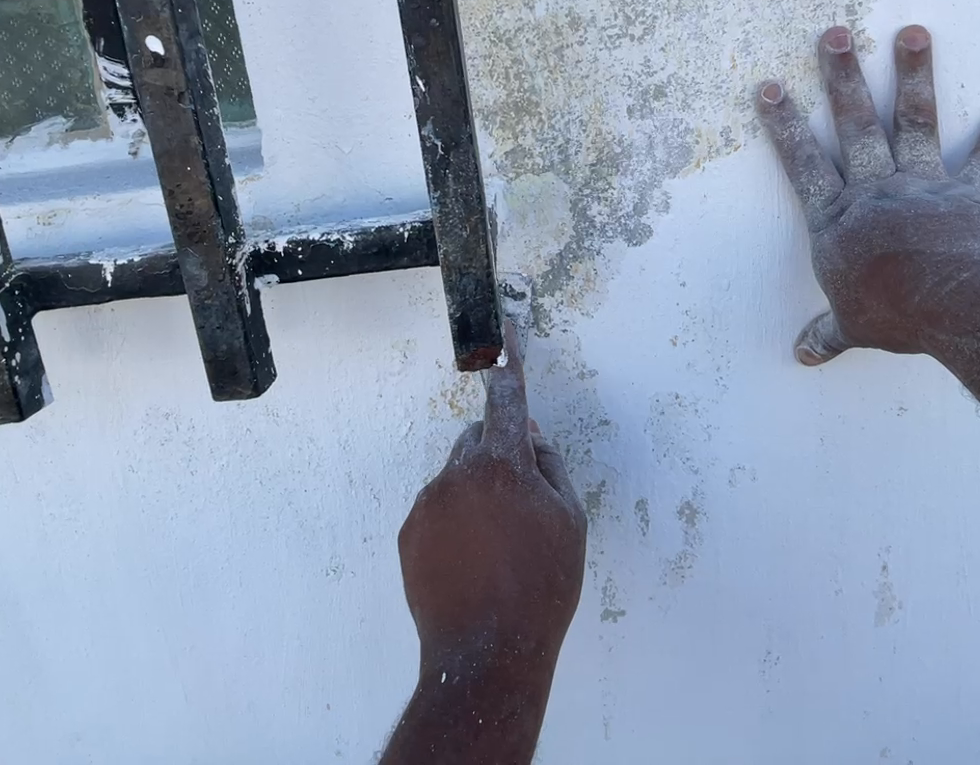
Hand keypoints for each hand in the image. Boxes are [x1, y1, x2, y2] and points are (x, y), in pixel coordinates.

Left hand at [396, 321, 586, 692]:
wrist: (488, 654)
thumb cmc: (543, 585)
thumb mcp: (570, 521)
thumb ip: (549, 467)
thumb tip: (528, 436)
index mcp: (502, 465)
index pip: (507, 397)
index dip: (509, 358)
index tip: (502, 325)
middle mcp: (457, 473)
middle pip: (479, 441)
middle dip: (499, 457)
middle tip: (521, 506)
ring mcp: (428, 502)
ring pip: (458, 477)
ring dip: (477, 492)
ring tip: (497, 547)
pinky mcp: (409, 532)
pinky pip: (437, 508)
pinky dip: (454, 520)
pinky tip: (471, 562)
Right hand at [756, 25, 979, 359]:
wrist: (958, 307)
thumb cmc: (894, 315)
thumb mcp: (852, 326)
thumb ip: (828, 332)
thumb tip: (802, 357)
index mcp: (838, 220)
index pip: (802, 164)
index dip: (784, 126)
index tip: (770, 86)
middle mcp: (875, 192)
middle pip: (855, 126)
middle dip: (843, 78)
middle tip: (836, 32)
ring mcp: (924, 187)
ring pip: (914, 123)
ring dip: (915, 77)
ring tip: (913, 31)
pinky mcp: (971, 196)